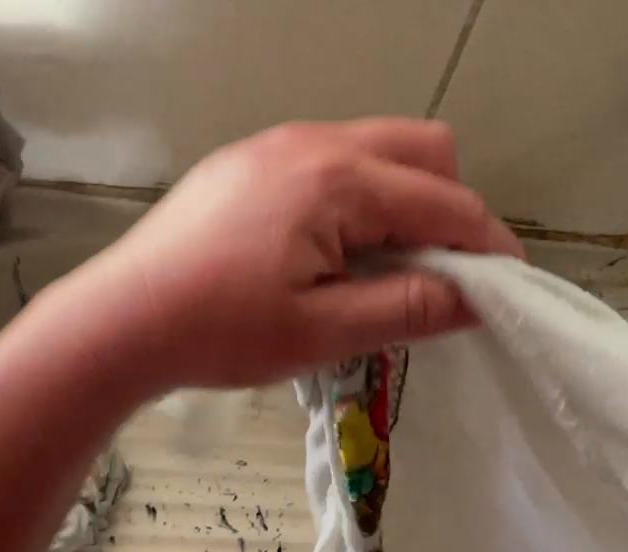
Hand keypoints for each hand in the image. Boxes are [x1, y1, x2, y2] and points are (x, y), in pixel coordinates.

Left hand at [54, 118, 524, 392]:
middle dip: (449, 209)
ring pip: (374, 152)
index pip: (444, 202)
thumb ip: (406, 309)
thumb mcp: (322, 332)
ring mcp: (274, 147)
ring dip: (401, 204)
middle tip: (439, 277)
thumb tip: (472, 299)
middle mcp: (311, 142)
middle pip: (421, 150)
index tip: (505, 287)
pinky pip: (329, 164)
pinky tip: (330, 255)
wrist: (122, 320)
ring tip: (383, 271)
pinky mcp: (247, 165)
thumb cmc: (218, 331)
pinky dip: (355, 202)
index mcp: (337, 180)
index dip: (485, 247)